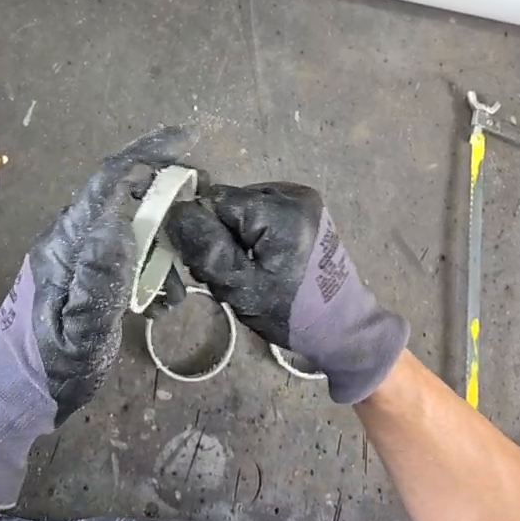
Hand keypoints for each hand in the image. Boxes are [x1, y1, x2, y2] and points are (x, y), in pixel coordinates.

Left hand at [0, 126, 194, 507]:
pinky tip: (158, 303)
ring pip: (126, 226)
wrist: (14, 395)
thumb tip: (120, 223)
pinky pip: (121, 252)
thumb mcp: (80, 332)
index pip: (107, 182)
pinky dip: (148, 268)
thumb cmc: (48, 368)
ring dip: (160, 247)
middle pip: (120, 196)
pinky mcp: (80, 272)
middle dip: (163, 198)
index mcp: (67, 245)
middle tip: (197, 219)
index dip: (145, 154)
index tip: (185, 141)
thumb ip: (99, 280)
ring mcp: (74, 255)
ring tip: (175, 293)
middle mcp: (69, 240)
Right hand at [166, 182, 407, 403]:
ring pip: (243, 208)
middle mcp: (293, 193)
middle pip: (230, 203)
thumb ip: (207, 247)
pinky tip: (264, 261)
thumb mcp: (240, 286)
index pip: (215, 201)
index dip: (204, 232)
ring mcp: (303, 199)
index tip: (212, 266)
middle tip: (232, 274)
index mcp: (280, 209)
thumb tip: (177, 212)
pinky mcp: (306, 210)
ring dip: (236, 235)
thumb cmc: (291, 313)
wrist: (342, 327)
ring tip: (250, 270)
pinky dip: (254, 233)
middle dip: (221, 235)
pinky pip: (262, 213)